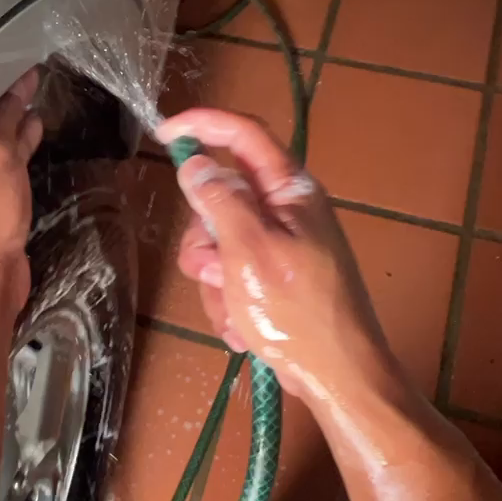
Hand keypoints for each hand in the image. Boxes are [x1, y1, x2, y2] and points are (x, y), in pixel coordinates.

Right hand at [159, 108, 398, 403]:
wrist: (338, 376)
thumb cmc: (298, 311)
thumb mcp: (249, 250)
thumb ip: (220, 200)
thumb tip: (196, 164)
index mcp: (289, 191)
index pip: (244, 135)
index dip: (203, 124)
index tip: (164, 133)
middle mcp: (285, 211)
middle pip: (220, 200)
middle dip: (204, 241)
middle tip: (213, 272)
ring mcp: (280, 245)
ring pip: (218, 244)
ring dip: (215, 283)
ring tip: (237, 314)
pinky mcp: (275, 277)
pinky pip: (231, 276)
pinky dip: (229, 302)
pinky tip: (244, 328)